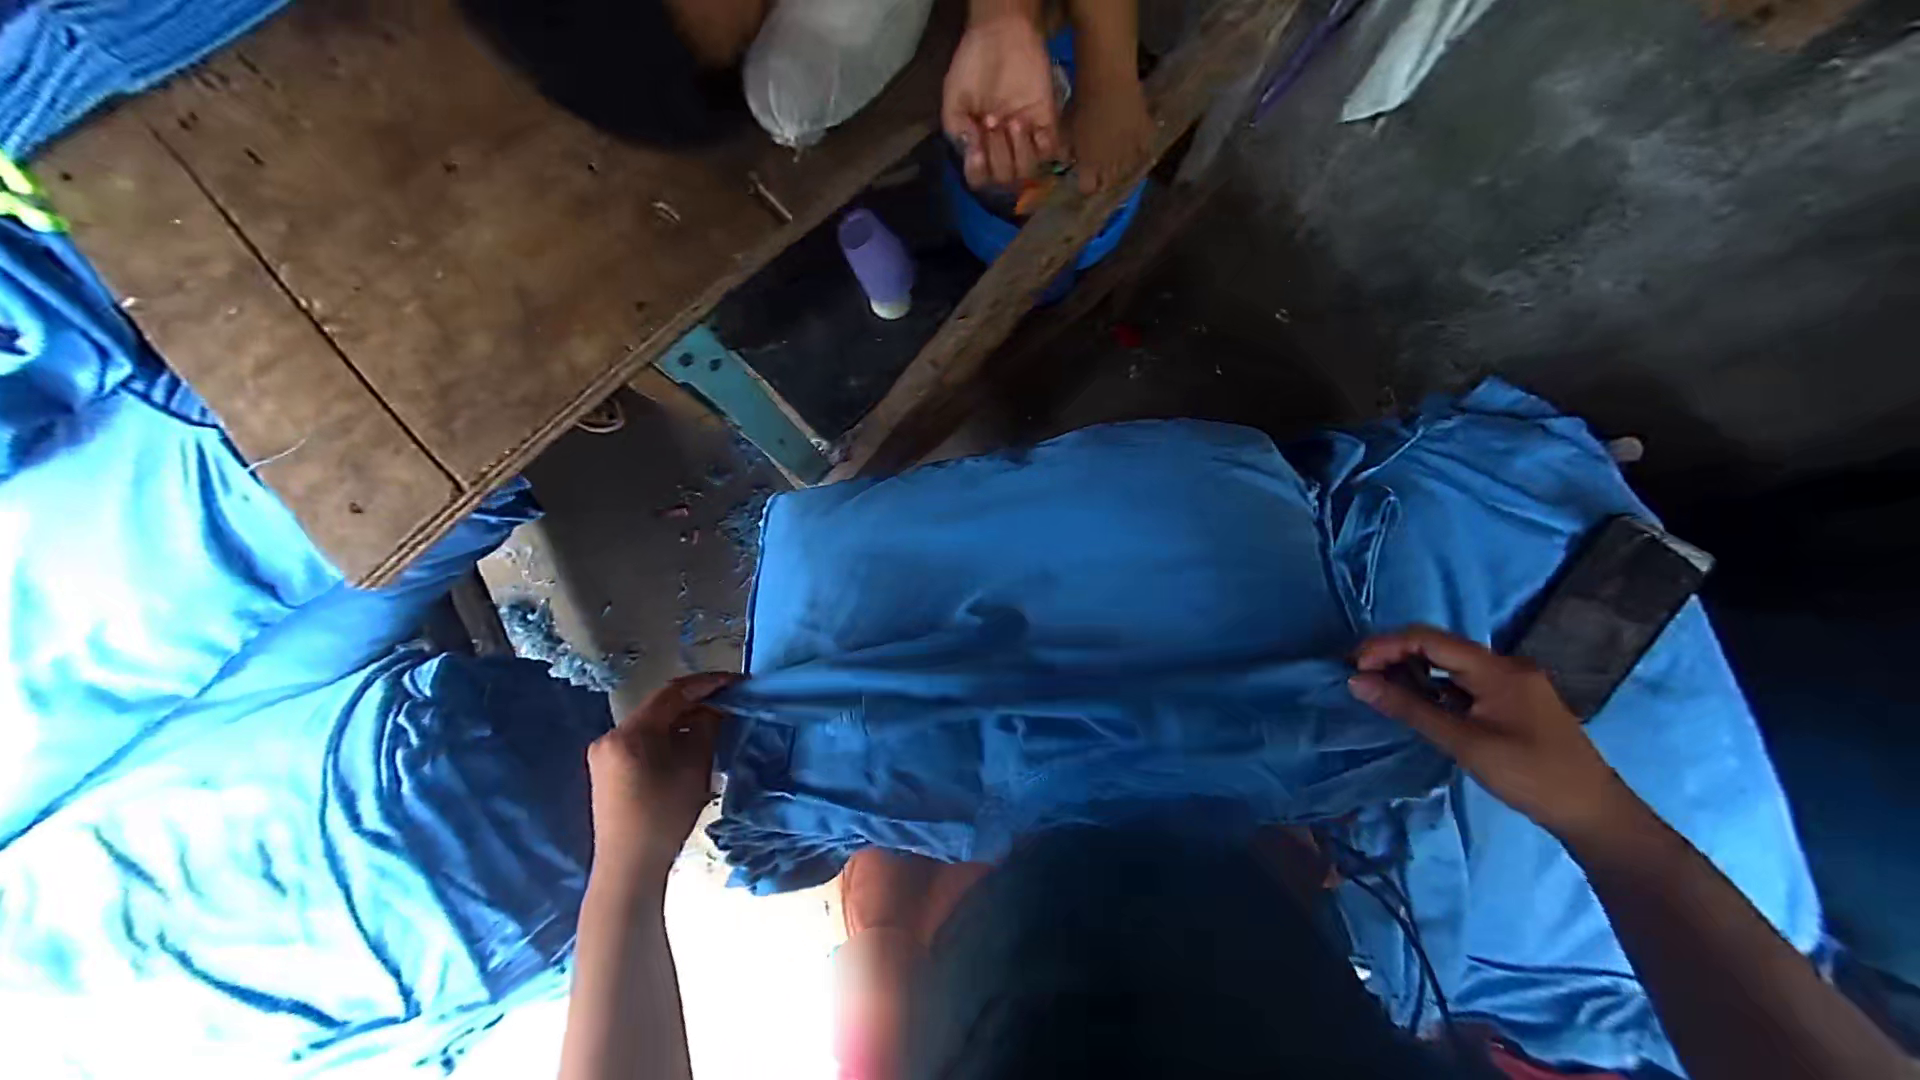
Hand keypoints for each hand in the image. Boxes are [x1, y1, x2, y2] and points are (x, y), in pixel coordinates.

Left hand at [585, 672, 741, 876]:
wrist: (629, 868)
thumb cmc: (664, 816)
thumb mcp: (694, 767)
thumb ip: (707, 729)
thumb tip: (717, 709)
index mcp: (630, 733)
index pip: (673, 693)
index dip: (707, 684)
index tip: (736, 682)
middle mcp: (611, 736)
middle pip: (660, 707)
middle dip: (697, 703)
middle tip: (730, 703)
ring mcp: (606, 753)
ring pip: (653, 724)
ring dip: (684, 720)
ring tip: (716, 722)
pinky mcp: (608, 770)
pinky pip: (644, 740)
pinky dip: (669, 736)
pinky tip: (691, 744)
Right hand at [943, 13, 1059, 188]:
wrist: (1000, 32)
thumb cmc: (973, 65)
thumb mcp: (954, 98)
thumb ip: (957, 129)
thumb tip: (970, 150)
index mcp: (979, 147)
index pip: (980, 179)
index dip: (978, 172)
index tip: (976, 148)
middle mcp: (1003, 148)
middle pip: (1005, 178)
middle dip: (999, 156)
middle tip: (993, 122)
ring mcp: (1026, 137)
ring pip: (1028, 170)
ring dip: (1020, 151)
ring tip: (1014, 121)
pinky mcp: (1047, 122)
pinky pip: (1051, 151)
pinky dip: (1042, 145)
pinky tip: (1030, 124)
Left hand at [1068, 72, 1151, 193]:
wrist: (1107, 80)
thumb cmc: (1080, 104)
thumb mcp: (1066, 130)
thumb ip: (1066, 150)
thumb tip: (1067, 159)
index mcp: (1089, 167)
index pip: (1088, 188)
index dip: (1085, 184)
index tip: (1084, 177)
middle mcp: (1110, 166)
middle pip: (1108, 182)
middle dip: (1103, 178)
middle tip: (1100, 168)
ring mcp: (1129, 152)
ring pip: (1126, 170)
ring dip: (1121, 166)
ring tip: (1117, 157)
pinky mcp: (1145, 136)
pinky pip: (1144, 150)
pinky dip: (1139, 149)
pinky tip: (1134, 144)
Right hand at [1348, 626, 1635, 837]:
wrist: (1597, 815)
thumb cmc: (1530, 776)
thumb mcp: (1463, 742)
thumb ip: (1408, 708)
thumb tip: (1356, 681)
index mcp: (1498, 669)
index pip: (1428, 639)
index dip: (1385, 646)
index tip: (1353, 666)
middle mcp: (1505, 666)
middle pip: (1437, 645)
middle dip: (1393, 655)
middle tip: (1359, 675)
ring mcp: (1510, 682)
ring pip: (1448, 663)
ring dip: (1411, 670)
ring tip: (1379, 688)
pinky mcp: (1511, 700)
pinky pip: (1461, 680)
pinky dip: (1432, 686)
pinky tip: (1416, 703)